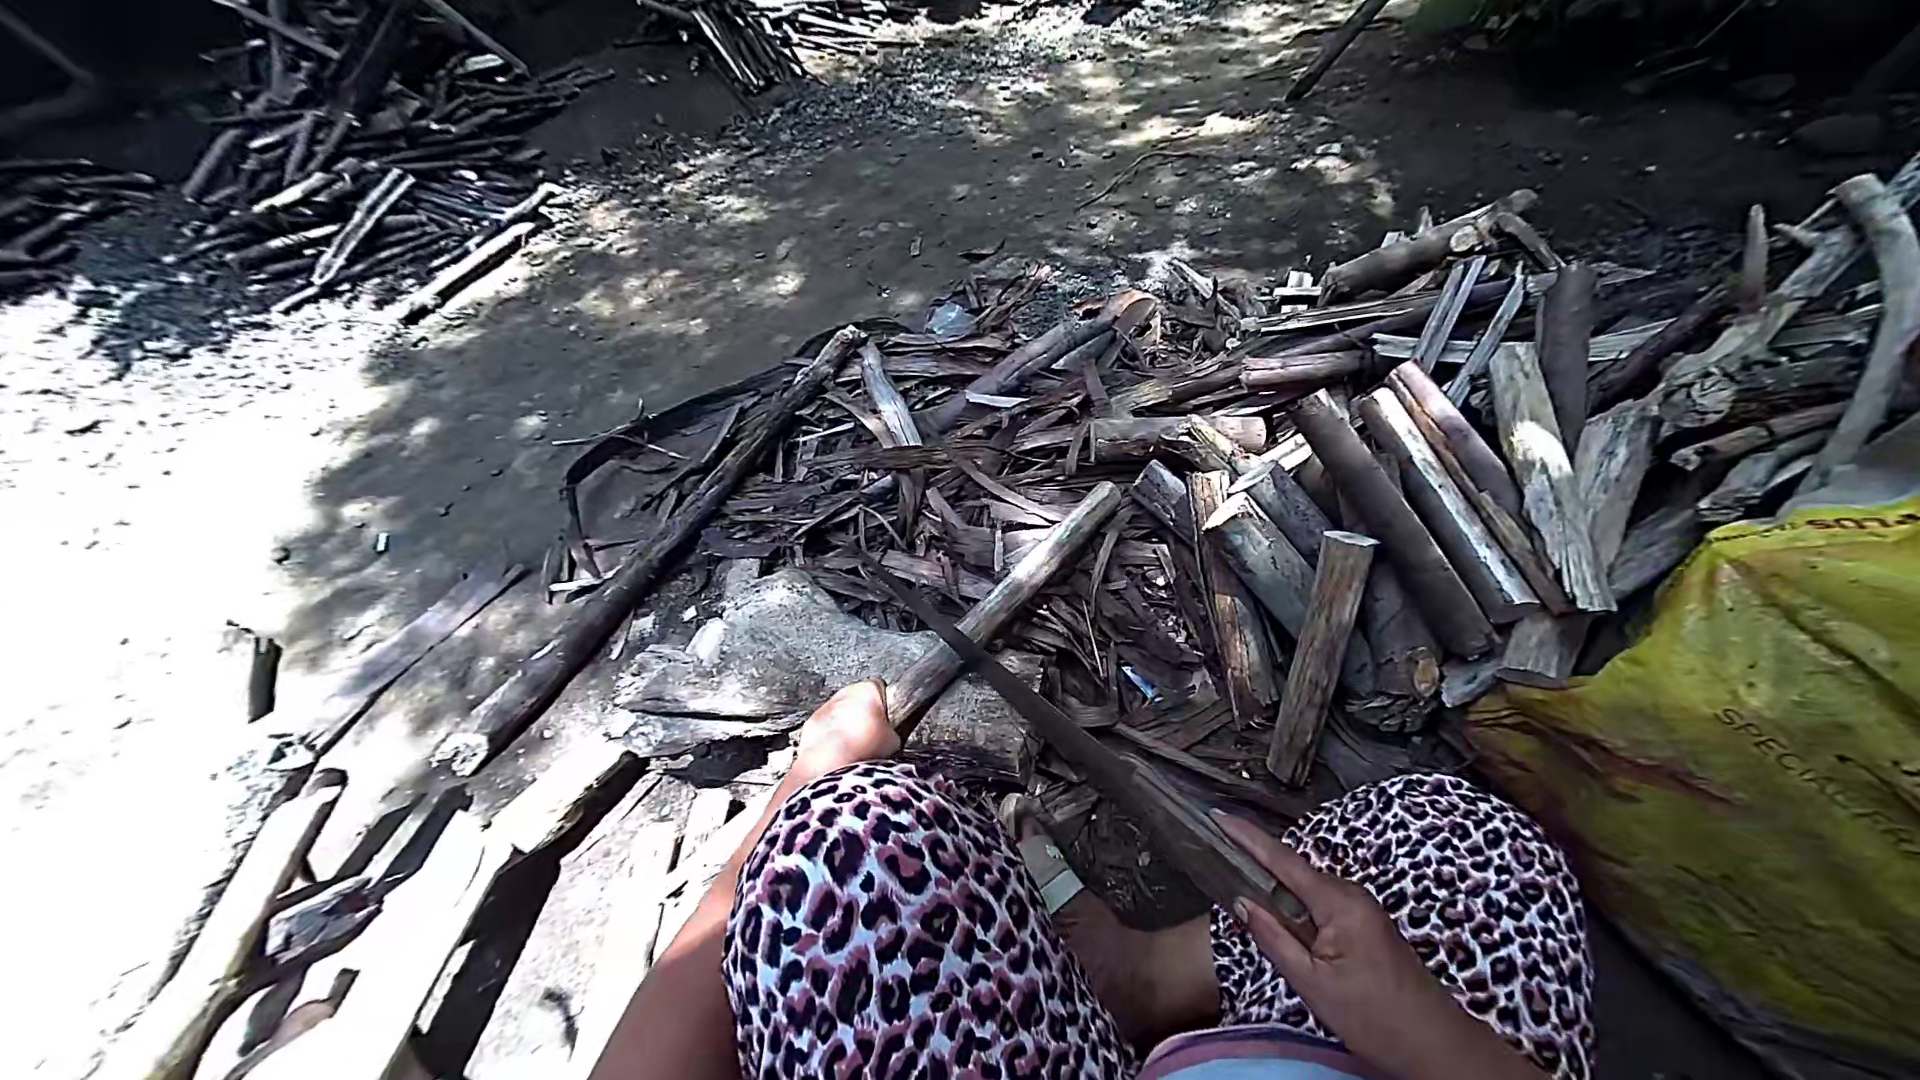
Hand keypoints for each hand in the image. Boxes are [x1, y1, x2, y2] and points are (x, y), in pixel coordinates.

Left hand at [793, 679, 899, 776]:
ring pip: (838, 717)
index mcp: (866, 689)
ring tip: (853, 752)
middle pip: (857, 702)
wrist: (832, 767)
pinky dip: (827, 742)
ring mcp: (823, 710)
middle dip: (862, 717)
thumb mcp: (895, 741)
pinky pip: (823, 732)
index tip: (887, 722)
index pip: (880, 689)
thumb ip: (893, 732)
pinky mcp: (808, 728)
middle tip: (870, 739)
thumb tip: (891, 738)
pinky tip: (835, 758)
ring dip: (844, 730)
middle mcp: (843, 694)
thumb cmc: (865, 749)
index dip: (885, 707)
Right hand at [1214, 814, 1547, 1079]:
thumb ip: (1273, 938)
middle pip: (1291, 869)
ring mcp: (1360, 905)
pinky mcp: (1364, 920)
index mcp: (1338, 903)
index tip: (1217, 815)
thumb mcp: (1314, 986)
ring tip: (1241, 886)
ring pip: (1304, 886)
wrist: (1444, 1051)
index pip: (1281, 859)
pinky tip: (1279, 916)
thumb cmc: (1377, 1021)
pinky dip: (1294, 902)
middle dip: (1256, 862)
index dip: (1246, 835)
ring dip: (1275, 886)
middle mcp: (1350, 893)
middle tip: (1219, 855)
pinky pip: (1318, 900)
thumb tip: (1241, 900)